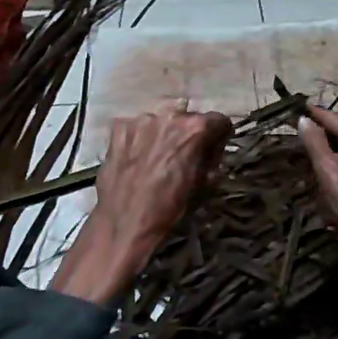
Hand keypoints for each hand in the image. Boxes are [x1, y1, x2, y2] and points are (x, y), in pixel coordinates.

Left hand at [51, 105, 230, 304]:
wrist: (125, 223)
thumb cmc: (170, 208)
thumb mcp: (203, 185)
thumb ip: (210, 161)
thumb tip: (208, 154)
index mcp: (195, 129)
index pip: (219, 120)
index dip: (219, 138)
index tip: (211, 153)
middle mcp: (169, 115)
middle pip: (188, 118)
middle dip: (189, 135)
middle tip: (182, 157)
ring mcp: (141, 120)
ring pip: (160, 121)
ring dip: (163, 134)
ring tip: (155, 158)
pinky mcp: (118, 128)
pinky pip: (135, 127)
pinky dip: (139, 138)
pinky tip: (136, 158)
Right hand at [298, 106, 337, 239]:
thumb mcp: (326, 167)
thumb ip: (315, 141)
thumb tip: (304, 119)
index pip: (334, 119)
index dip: (317, 113)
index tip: (302, 105)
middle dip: (325, 126)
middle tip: (306, 122)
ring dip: (333, 140)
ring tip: (315, 138)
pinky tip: (331, 157)